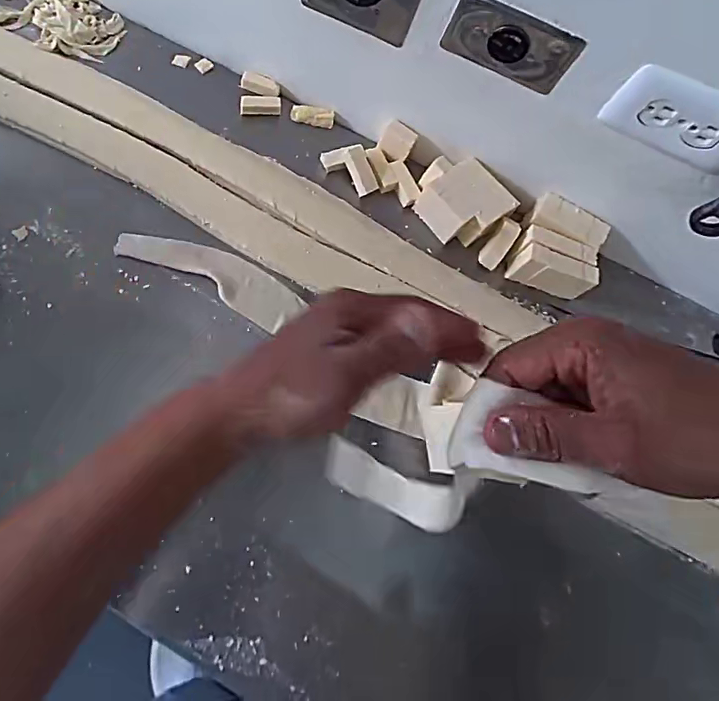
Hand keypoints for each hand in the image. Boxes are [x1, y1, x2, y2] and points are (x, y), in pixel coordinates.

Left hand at [209, 290, 483, 443]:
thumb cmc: (290, 396)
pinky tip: (409, 357)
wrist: (236, 412)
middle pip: (405, 313)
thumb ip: (389, 349)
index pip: (414, 310)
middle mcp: (345, 307)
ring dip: (425, 336)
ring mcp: (334, 323)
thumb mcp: (345, 375)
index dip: (449, 325)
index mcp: (352, 308)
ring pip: (392, 324)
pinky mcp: (326, 343)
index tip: (482, 341)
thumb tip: (432, 322)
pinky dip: (403, 345)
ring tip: (454, 352)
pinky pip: (379, 336)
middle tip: (477, 348)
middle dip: (442, 328)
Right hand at [481, 318, 718, 500]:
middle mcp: (590, 340)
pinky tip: (588, 456)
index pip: (509, 366)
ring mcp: (610, 357)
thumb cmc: (693, 440)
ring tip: (560, 467)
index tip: (479, 451)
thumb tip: (488, 431)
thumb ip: (546, 436)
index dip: (489, 408)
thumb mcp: (613, 445)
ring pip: (555, 391)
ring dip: (551, 428)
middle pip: (530, 376)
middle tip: (522, 468)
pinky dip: (576, 426)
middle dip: (522, 420)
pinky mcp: (626, 376)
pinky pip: (581, 397)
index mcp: (581, 341)